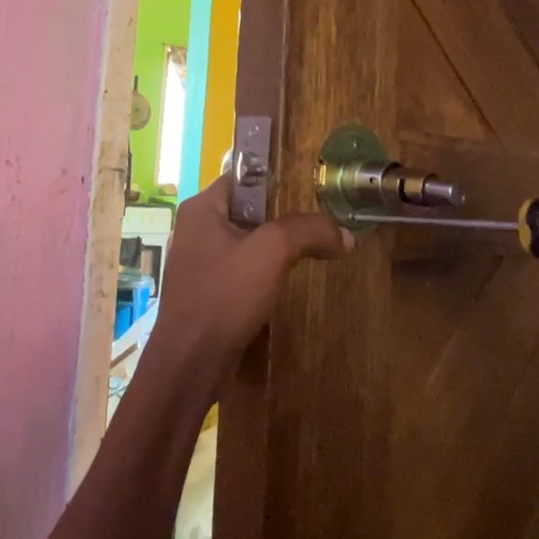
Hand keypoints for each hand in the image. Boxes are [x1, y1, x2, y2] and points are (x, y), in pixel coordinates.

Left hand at [153, 177, 353, 365]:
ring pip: (248, 242)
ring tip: (315, 249)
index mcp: (201, 208)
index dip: (278, 179)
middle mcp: (196, 229)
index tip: (313, 189)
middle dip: (284, 216)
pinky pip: (243, 269)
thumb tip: (346, 234)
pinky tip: (289, 280)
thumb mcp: (272, 251)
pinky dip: (266, 272)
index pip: (243, 177)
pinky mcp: (208, 291)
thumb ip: (310, 232)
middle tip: (322, 221)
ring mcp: (200, 262)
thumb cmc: (224, 295)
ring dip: (278, 247)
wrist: (191, 361)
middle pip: (249, 210)